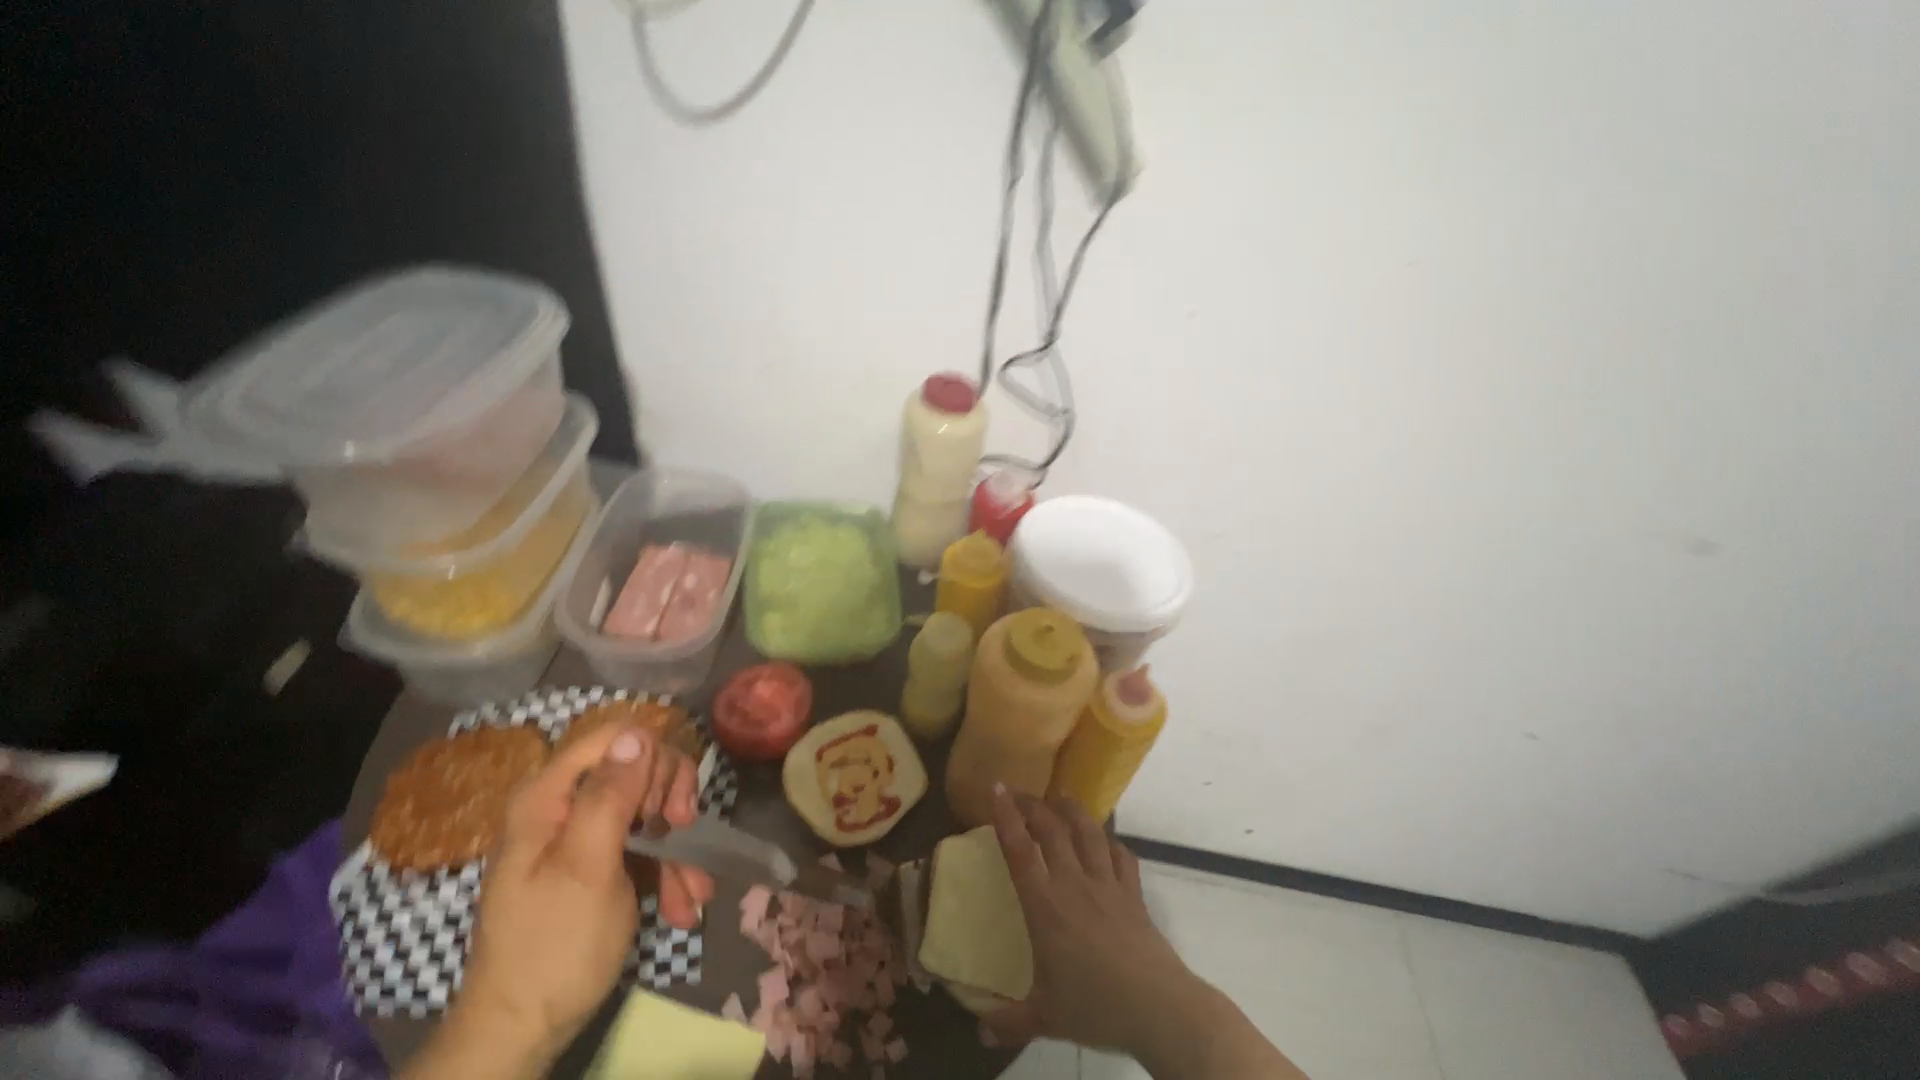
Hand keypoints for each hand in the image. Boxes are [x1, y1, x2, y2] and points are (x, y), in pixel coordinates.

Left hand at [405, 723, 714, 1079]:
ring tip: (694, 896)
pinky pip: (642, 848)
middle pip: (637, 771)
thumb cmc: (555, 946)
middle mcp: (562, 806)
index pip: (615, 738)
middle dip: (672, 809)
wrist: (522, 1030)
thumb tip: (638, 732)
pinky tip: (682, 907)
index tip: (673, 809)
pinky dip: (667, 874)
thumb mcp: (588, 868)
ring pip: (648, 812)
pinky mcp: (595, 866)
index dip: (655, 762)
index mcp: (548, 796)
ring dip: (678, 852)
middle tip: (685, 844)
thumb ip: (611, 796)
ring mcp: (579, 837)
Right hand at [986, 788, 1307, 1078]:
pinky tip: (1105, 841)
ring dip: (1072, 810)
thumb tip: (980, 1033)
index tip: (996, 788)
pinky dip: (1109, 841)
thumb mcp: (1045, 1018)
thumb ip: (1009, 1022)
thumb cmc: (1096, 1007)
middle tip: (1019, 794)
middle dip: (1033, 805)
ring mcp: (1108, 886)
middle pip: (1052, 830)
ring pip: (1089, 833)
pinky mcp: (1134, 895)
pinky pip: (1121, 856)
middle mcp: (1075, 885)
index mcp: (1045, 907)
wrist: (1159, 1008)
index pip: (1020, 850)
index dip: (1006, 816)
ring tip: (1060, 798)